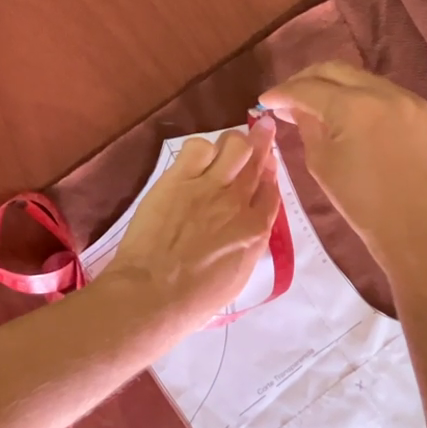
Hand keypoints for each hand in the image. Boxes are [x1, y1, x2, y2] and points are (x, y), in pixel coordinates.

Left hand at [99, 120, 280, 323]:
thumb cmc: (195, 298)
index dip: (269, 173)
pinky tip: (195, 158)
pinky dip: (201, 148)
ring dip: (232, 142)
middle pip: (257, 160)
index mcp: (256, 231)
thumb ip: (248, 244)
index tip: (267, 163)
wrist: (155, 293)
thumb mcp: (237, 275)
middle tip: (261, 129)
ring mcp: (209, 186)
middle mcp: (238, 202)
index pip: (271, 190)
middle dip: (261, 141)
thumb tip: (249, 226)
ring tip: (223, 147)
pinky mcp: (178, 179)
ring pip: (233, 145)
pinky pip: (197, 147)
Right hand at [259, 62, 426, 276]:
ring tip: (316, 106)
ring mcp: (408, 100)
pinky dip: (359, 97)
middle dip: (305, 80)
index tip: (264, 101)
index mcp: (353, 107)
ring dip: (333, 86)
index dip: (280, 92)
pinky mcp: (424, 111)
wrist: (419, 230)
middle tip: (286, 98)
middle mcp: (383, 93)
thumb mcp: (321, 162)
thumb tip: (293, 107)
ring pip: (360, 78)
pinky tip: (348, 116)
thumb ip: (306, 125)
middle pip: (334, 70)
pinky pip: (383, 93)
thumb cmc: (361, 202)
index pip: (306, 88)